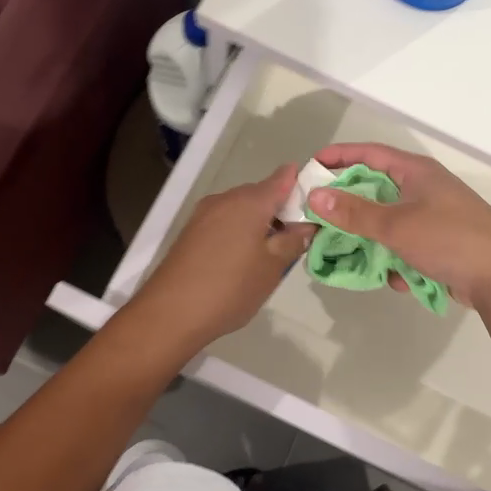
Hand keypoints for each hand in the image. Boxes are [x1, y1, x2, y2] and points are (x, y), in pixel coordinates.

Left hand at [125, 164, 316, 352]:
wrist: (170, 313)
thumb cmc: (230, 287)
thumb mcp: (273, 267)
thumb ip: (294, 240)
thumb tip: (306, 225)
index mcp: (250, 201)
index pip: (284, 177)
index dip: (304, 186)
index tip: (319, 207)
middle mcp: (226, 199)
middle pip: (262, 194)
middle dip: (282, 211)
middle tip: (298, 240)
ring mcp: (204, 214)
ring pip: (243, 210)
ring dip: (260, 225)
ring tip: (272, 256)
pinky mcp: (192, 232)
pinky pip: (225, 223)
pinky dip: (240, 234)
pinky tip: (244, 261)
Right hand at [308, 143, 490, 308]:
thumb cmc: (448, 239)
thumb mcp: (394, 225)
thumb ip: (353, 212)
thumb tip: (315, 194)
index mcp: (416, 171)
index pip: (368, 153)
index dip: (338, 157)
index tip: (309, 169)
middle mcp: (425, 188)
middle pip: (376, 190)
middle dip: (348, 208)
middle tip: (319, 219)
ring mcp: (435, 217)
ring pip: (389, 223)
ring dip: (371, 240)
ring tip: (350, 257)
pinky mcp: (442, 245)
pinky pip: (407, 247)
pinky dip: (398, 261)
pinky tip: (398, 279)